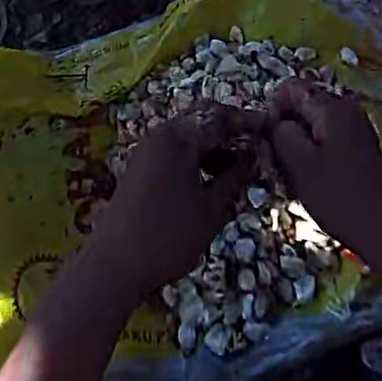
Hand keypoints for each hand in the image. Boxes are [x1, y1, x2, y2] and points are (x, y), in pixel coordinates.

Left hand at [77, 105, 261, 300]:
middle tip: (254, 145)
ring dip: (212, 144)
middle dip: (228, 130)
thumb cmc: (169, 235)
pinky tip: (211, 176)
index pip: (218, 116)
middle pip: (201, 120)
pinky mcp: (141, 166)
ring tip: (238, 164)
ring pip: (187, 135)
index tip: (267, 126)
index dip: (245, 121)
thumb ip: (233, 177)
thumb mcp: (211, 209)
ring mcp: (148, 149)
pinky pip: (174, 149)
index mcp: (179, 137)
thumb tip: (250, 157)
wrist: (114, 263)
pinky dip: (195, 156)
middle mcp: (161, 134)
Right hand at [266, 80, 381, 262]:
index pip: (291, 88)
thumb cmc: (340, 197)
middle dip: (286, 126)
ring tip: (295, 171)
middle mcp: (346, 109)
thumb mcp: (300, 165)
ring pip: (314, 122)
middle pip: (303, 104)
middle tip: (279, 157)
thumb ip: (280, 133)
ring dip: (299, 142)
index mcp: (332, 108)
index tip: (270, 137)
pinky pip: (327, 136)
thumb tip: (270, 119)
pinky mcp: (360, 147)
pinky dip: (314, 151)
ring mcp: (356, 128)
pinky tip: (313, 177)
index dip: (274, 108)